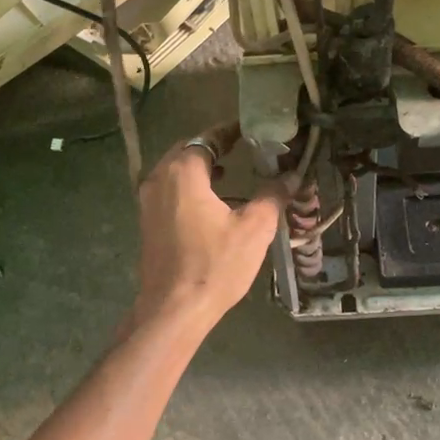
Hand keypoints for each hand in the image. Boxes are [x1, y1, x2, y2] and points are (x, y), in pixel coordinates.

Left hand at [130, 123, 289, 331]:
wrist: (173, 310)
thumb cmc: (214, 264)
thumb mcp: (254, 229)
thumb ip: (273, 196)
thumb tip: (292, 176)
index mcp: (183, 172)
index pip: (207, 138)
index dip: (229, 131)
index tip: (250, 129)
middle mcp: (159, 179)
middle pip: (187, 150)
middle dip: (213, 146)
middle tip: (241, 147)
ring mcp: (148, 201)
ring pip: (175, 171)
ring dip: (200, 167)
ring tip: (229, 173)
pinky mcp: (147, 222)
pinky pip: (169, 190)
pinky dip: (189, 187)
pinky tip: (211, 203)